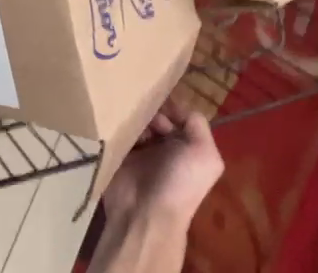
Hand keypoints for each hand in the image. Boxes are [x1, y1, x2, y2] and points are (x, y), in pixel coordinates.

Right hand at [102, 104, 223, 229]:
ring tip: (126, 121)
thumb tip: (173, 106)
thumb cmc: (179, 182)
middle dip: (147, 110)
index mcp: (187, 146)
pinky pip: (115, 129)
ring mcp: (140, 148)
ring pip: (134, 119)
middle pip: (154, 114)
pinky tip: (112, 123)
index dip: (168, 106)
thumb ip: (197, 124)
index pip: (177, 114)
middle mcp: (165, 145)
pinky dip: (114, 124)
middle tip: (140, 115)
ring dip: (129, 117)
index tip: (157, 105)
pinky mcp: (118, 150)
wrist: (145, 211)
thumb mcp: (205, 155)